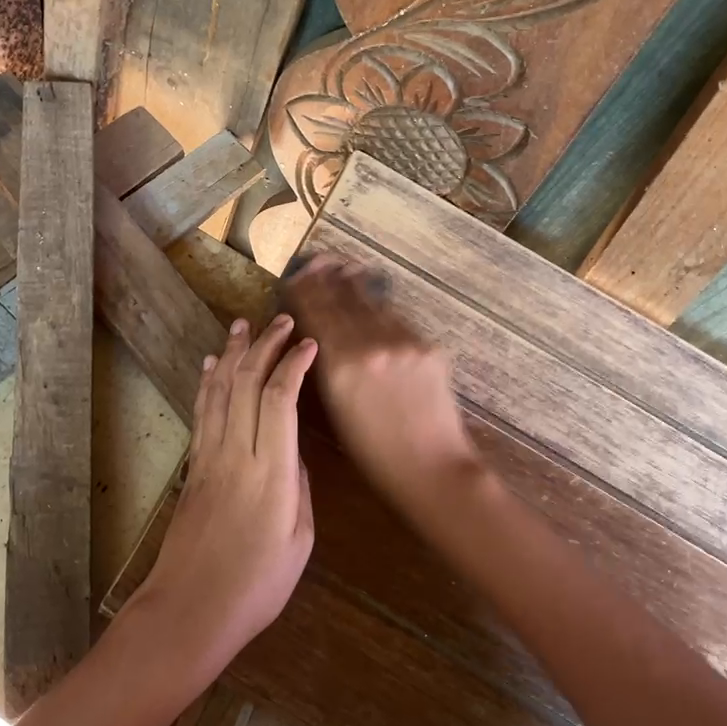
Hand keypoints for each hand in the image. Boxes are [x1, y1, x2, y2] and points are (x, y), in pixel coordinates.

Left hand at [126, 315, 315, 669]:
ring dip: (233, 353)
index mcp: (271, 471)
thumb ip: (300, 488)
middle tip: (280, 319)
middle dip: (264, 345)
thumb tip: (294, 456)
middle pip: (246, 382)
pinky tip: (212, 365)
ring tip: (242, 324)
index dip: (294, 364)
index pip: (280, 398)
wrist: (189, 608)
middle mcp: (237, 452)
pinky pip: (202, 412)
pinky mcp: (193, 467)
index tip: (309, 343)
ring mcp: (209, 457)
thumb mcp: (299, 540)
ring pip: (220, 390)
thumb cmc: (255, 584)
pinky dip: (209, 382)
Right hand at [280, 256, 478, 504]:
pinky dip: (380, 309)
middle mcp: (369, 344)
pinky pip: (397, 319)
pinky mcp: (428, 345)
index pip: (316, 311)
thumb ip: (323, 364)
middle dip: (326, 276)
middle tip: (317, 259)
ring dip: (353, 284)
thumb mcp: (334, 407)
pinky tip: (374, 304)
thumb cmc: (372, 450)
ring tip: (343, 266)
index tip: (295, 275)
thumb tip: (313, 332)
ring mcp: (403, 341)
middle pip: (342, 298)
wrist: (431, 467)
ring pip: (371, 302)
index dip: (303, 289)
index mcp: (339, 364)